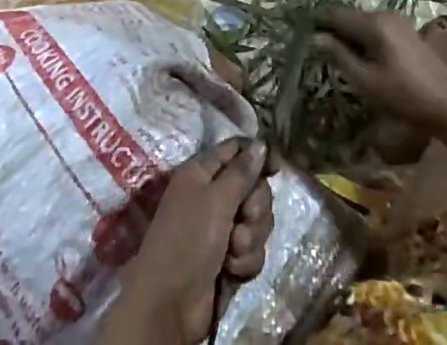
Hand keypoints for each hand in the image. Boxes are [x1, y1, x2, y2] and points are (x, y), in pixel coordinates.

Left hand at [103, 137, 274, 344]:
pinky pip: (253, 249)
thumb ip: (241, 171)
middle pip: (253, 186)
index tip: (276, 168)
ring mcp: (221, 228)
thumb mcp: (215, 199)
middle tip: (245, 217)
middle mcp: (213, 196)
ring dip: (250, 237)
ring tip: (234, 250)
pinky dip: (245, 260)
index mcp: (202, 173)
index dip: (257, 154)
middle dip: (256, 205)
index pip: (236, 149)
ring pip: (257, 220)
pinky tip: (231, 270)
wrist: (170, 303)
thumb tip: (261, 143)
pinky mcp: (229, 257)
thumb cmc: (188, 239)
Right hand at [315, 9, 446, 129]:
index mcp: (374, 23)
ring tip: (339, 62)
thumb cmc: (403, 95)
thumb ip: (338, 55)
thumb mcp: (365, 80)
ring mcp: (398, 21)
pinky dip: (365, 41)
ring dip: (350, 39)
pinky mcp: (406, 31)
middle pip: (349, 17)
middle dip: (334, 33)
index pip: (335, 15)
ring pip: (362, 24)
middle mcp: (386, 14)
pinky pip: (376, 29)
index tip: (304, 41)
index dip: (318, 26)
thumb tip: (314, 38)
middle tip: (320, 57)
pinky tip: (362, 61)